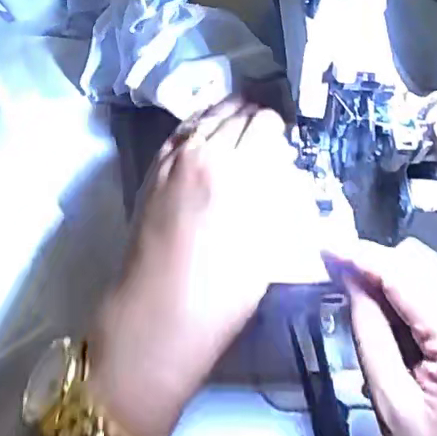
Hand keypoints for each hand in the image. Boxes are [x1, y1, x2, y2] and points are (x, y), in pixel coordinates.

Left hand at [86, 98, 316, 435]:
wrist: (152, 323)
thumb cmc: (220, 296)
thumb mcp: (269, 246)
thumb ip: (279, 196)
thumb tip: (284, 169)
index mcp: (235, 169)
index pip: (264, 122)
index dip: (278, 130)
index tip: (284, 145)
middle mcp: (202, 152)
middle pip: (236, 112)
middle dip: (255, 120)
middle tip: (266, 138)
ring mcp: (172, 159)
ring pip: (207, 115)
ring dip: (228, 117)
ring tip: (241, 129)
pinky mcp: (153, 171)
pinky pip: (182, 131)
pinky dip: (200, 126)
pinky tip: (209, 135)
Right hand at [333, 239, 436, 435]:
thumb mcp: (397, 410)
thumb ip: (372, 337)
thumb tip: (353, 283)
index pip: (404, 273)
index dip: (361, 255)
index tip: (327, 245)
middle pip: (424, 263)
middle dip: (381, 266)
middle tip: (342, 281)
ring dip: (400, 282)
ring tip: (367, 308)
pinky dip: (423, 302)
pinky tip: (401, 328)